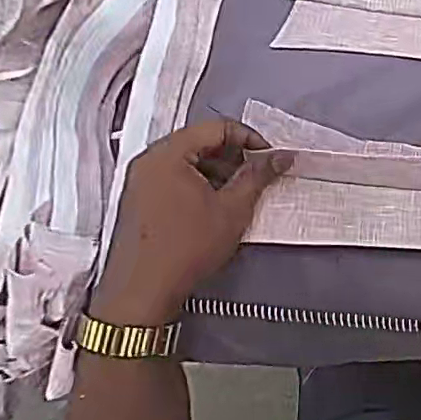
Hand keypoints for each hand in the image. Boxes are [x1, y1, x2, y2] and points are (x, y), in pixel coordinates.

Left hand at [88, 119, 288, 326]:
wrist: (141, 291)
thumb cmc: (188, 246)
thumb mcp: (233, 209)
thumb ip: (258, 176)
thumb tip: (281, 156)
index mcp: (169, 153)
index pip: (217, 128)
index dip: (250, 139)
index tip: (269, 160)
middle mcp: (149, 159)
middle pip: (200, 142)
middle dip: (234, 157)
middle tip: (257, 178)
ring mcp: (140, 180)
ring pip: (188, 161)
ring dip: (218, 172)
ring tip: (238, 196)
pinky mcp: (138, 199)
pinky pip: (174, 178)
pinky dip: (199, 185)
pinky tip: (214, 208)